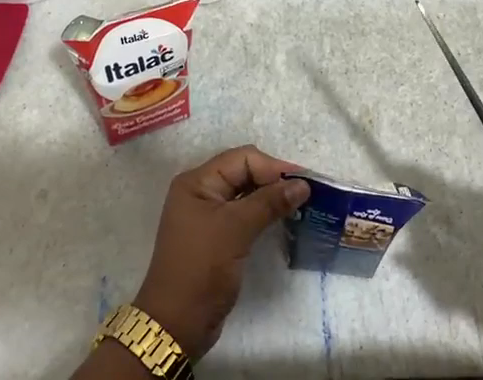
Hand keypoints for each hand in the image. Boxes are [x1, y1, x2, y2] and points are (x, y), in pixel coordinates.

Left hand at [132, 146, 309, 359]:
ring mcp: (207, 216)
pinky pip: (243, 214)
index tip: (305, 183)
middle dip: (274, 179)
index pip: (242, 159)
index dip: (273, 167)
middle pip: (244, 172)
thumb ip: (269, 202)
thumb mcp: (236, 230)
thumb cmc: (201, 268)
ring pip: (245, 194)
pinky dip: (263, 213)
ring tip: (300, 205)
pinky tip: (282, 220)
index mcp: (197, 182)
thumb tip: (302, 184)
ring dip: (271, 197)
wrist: (176, 323)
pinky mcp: (216, 237)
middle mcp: (200, 192)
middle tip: (307, 193)